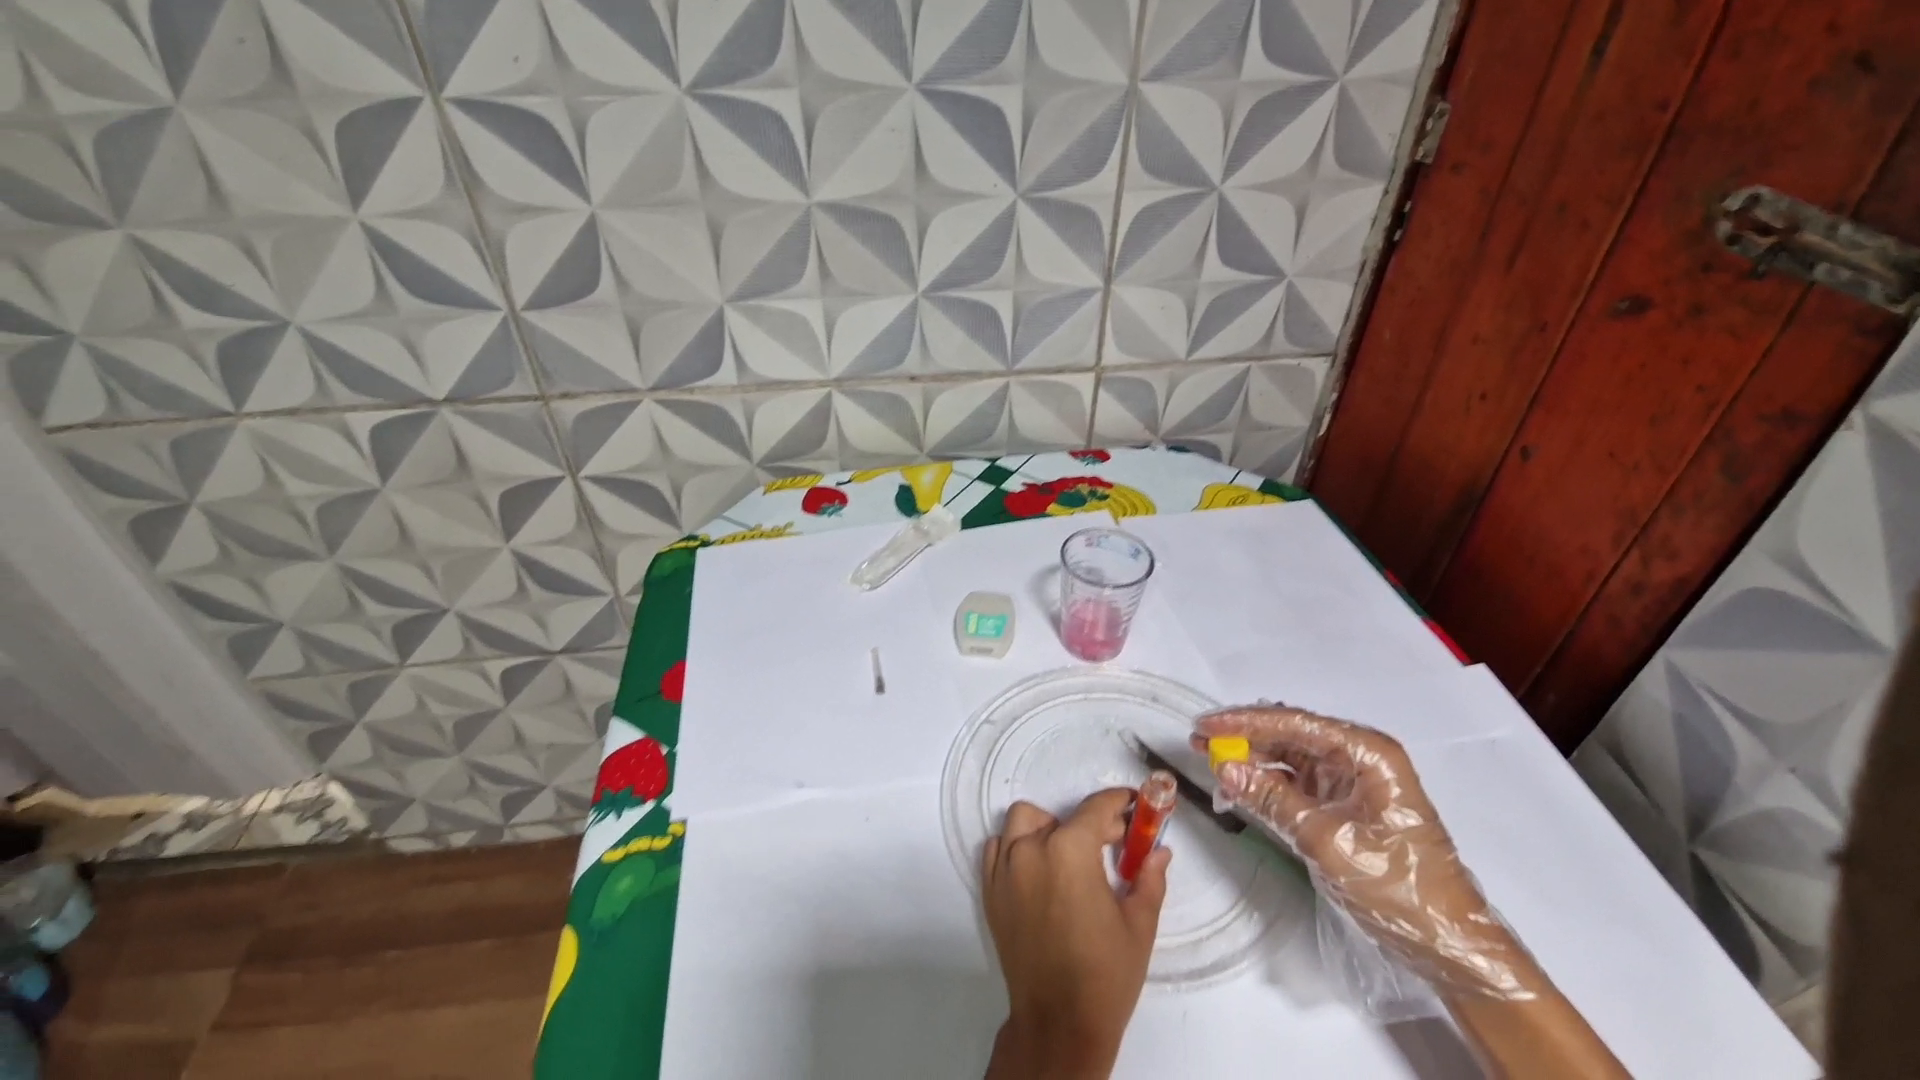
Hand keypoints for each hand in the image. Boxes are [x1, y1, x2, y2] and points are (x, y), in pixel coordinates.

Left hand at [982, 790, 1168, 1078]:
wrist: (1059, 1022)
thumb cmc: (1106, 973)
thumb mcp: (1139, 923)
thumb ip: (1148, 877)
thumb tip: (1159, 852)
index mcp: (1070, 851)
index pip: (1096, 808)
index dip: (1118, 803)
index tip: (1134, 806)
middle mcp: (1030, 850)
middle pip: (1061, 816)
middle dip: (1090, 824)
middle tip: (1113, 845)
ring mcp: (1004, 870)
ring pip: (1023, 822)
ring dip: (1048, 828)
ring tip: (1071, 856)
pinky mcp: (990, 891)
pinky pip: (998, 849)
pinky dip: (1017, 847)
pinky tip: (1041, 870)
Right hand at [1195, 707, 1539, 999]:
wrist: (1447, 942)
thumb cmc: (1398, 886)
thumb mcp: (1328, 841)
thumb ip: (1274, 801)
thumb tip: (1225, 768)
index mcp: (1368, 754)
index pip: (1296, 723)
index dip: (1245, 722)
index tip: (1204, 725)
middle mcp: (1360, 759)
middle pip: (1291, 736)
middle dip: (1245, 739)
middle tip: (1198, 742)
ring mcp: (1352, 784)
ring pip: (1290, 760)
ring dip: (1252, 763)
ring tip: (1212, 767)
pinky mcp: (1343, 809)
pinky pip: (1296, 787)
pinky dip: (1266, 789)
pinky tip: (1238, 792)